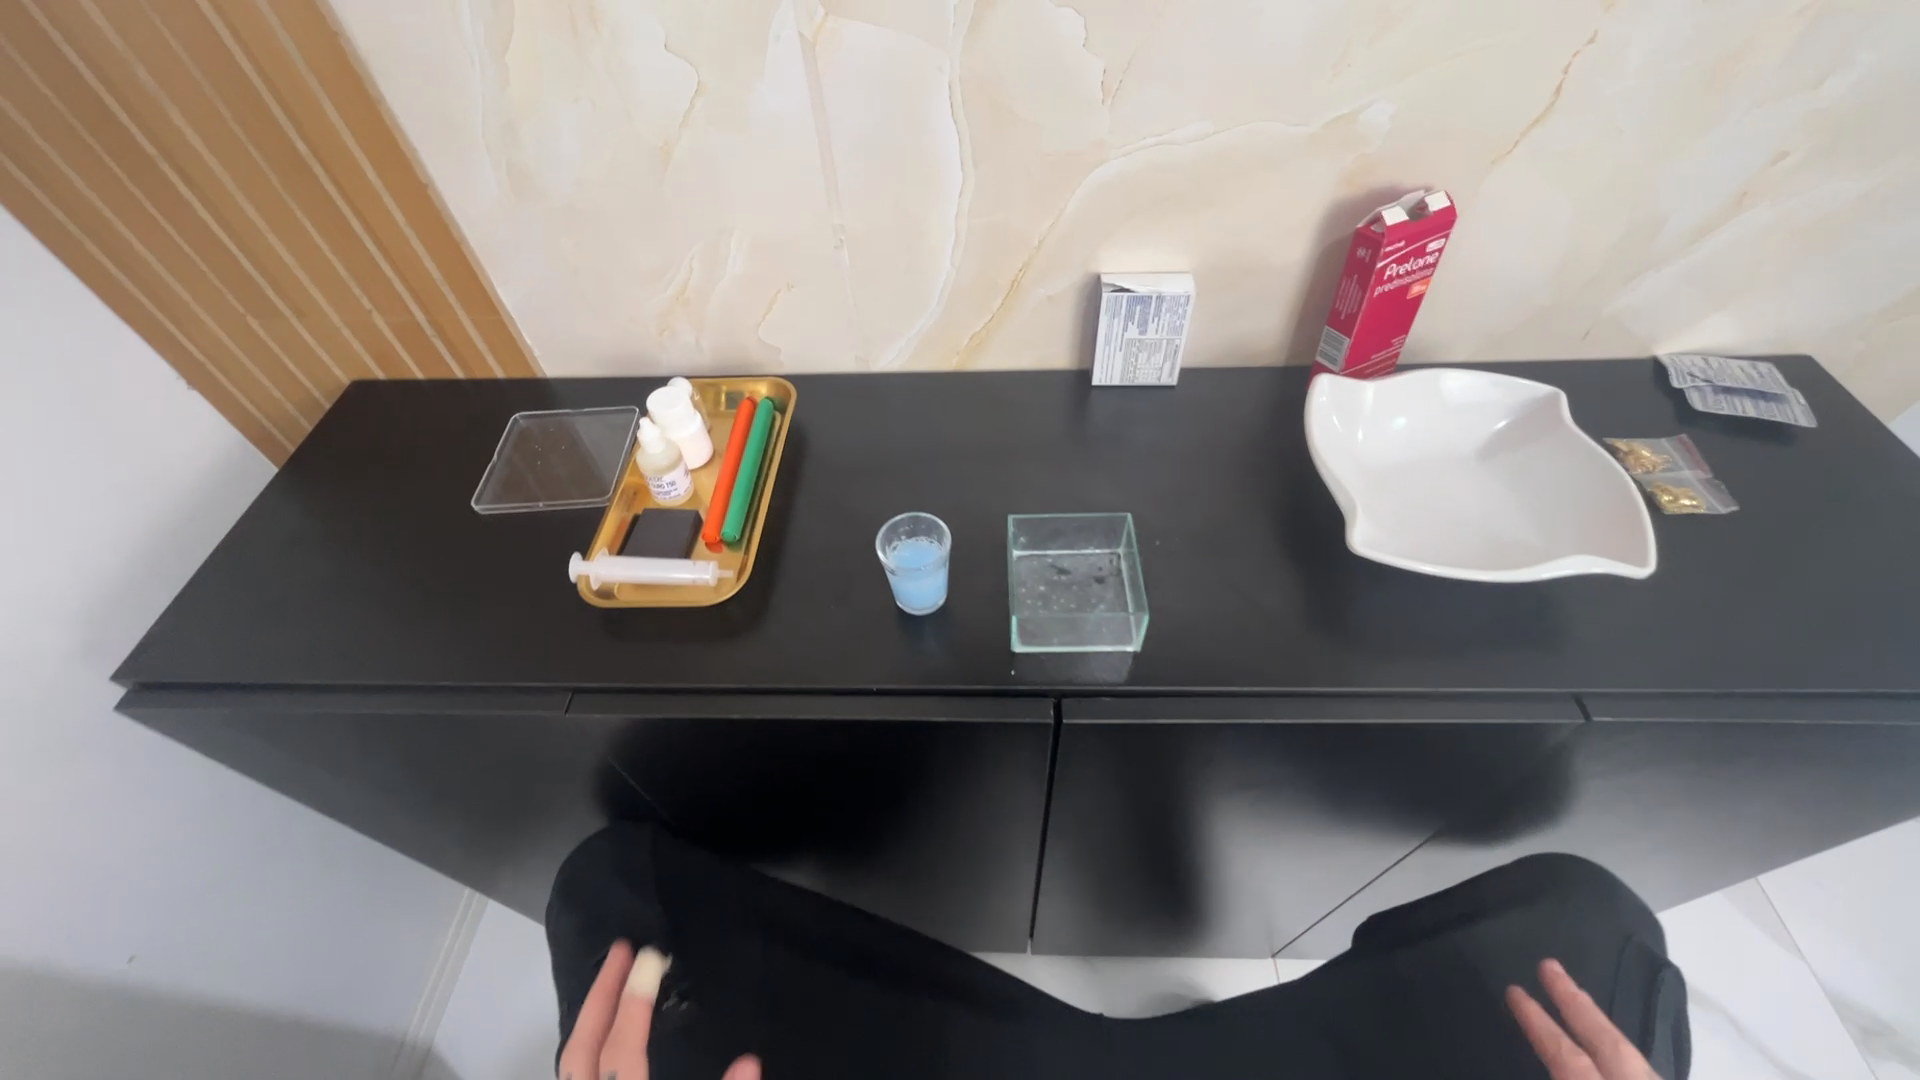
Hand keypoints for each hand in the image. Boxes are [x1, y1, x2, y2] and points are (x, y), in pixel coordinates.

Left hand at [559, 939, 759, 1079]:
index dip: (635, 1001)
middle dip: (601, 995)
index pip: (623, 1048)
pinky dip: (589, 1049)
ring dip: (590, 1020)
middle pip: (581, 1050)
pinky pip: (577, 1077)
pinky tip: (606, 1036)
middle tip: (622, 948)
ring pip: (571, 1066)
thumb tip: (751, 1061)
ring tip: (613, 982)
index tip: (651, 956)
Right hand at [1506, 958, 1659, 1079]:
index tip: (1514, 990)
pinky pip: (1649, 1072)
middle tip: (1548, 964)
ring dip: (1605, 1026)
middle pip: (1612, 1045)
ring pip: (1640, 1059)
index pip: (1568, 1056)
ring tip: (1580, 998)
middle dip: (1577, 1003)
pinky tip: (1617, 1053)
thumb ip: (1561, 1071)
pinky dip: (1628, 1055)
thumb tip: (1537, 1055)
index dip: (1538, 1023)